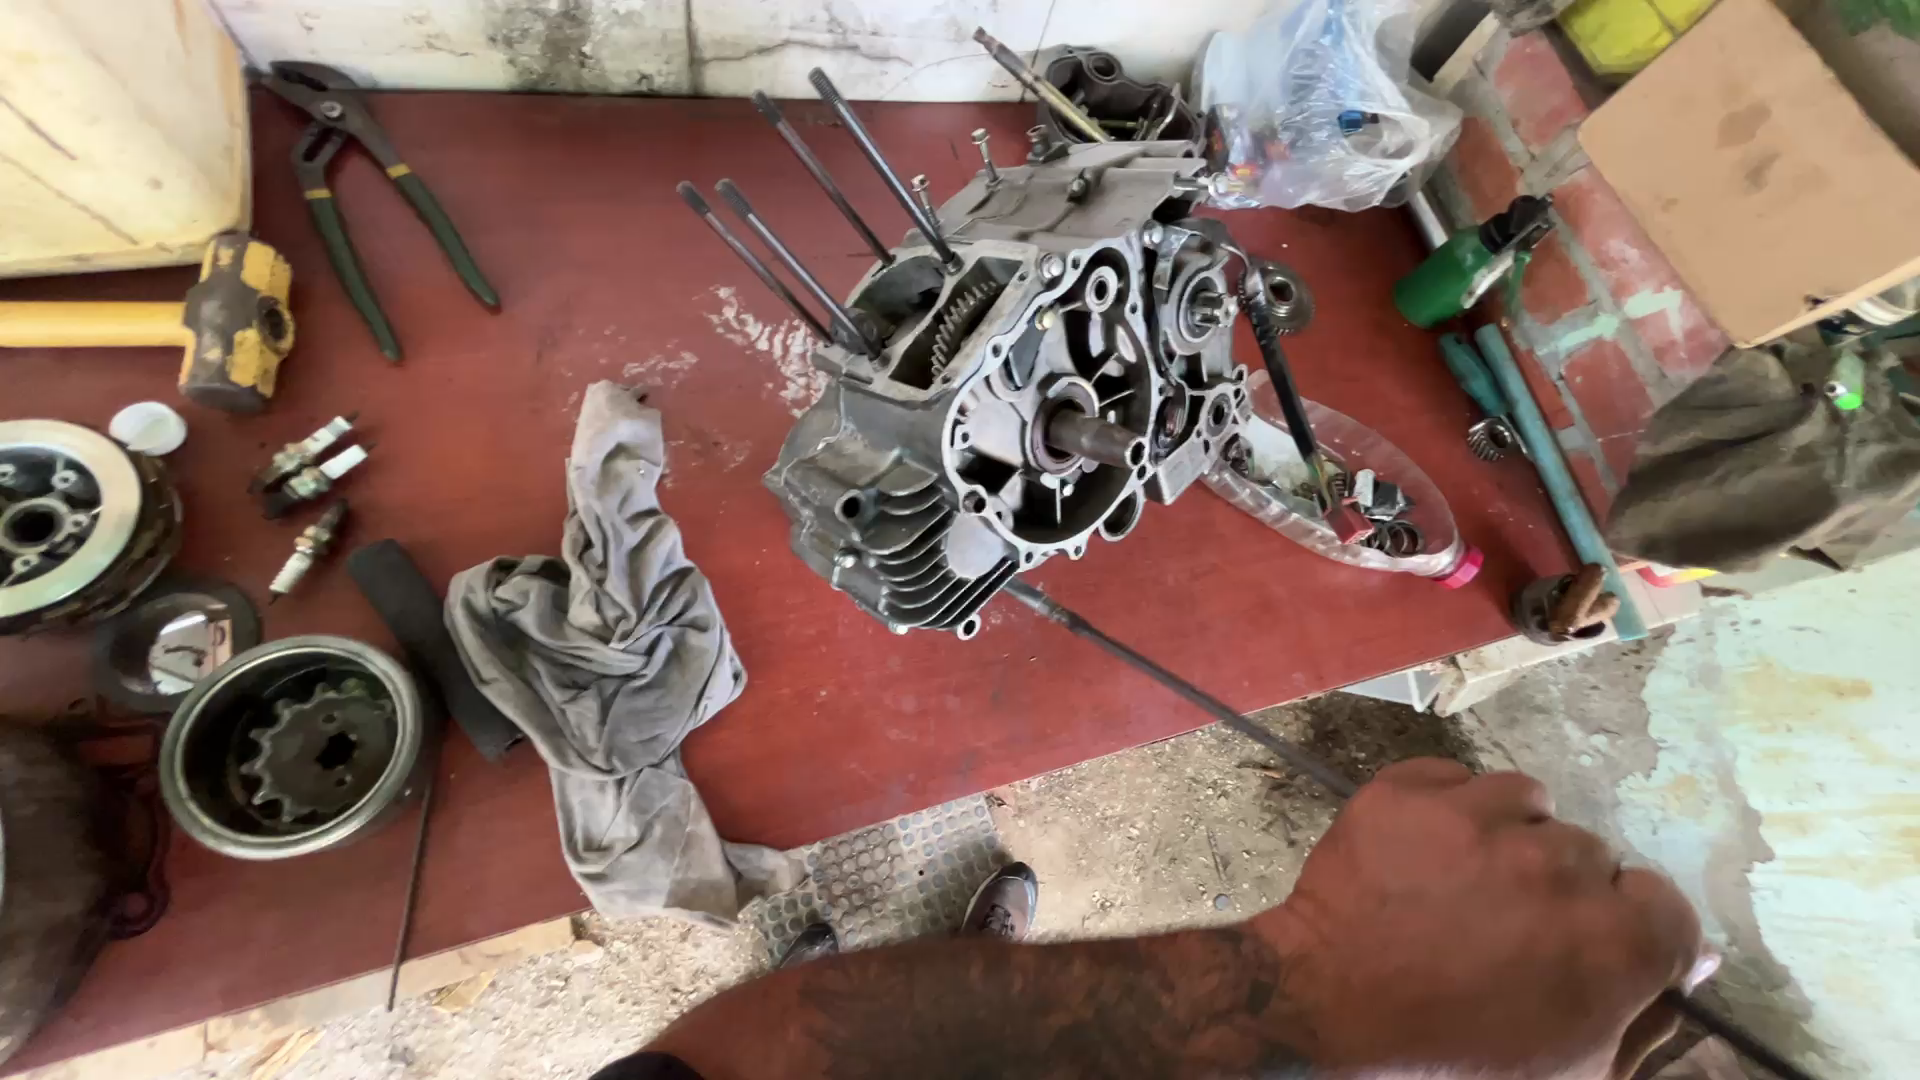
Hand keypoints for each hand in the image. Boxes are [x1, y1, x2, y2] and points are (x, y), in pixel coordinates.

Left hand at [1257, 759, 1707, 1078]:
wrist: (1334, 997)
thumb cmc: (1456, 1048)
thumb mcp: (1575, 1064)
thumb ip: (1643, 1011)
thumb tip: (1685, 955)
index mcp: (1612, 936)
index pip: (1661, 900)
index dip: (1625, 918)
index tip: (1586, 929)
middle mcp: (1551, 862)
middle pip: (1583, 849)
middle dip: (1557, 878)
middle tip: (1507, 908)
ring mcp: (1469, 815)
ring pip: (1520, 797)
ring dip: (1506, 826)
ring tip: (1468, 864)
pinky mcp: (1402, 789)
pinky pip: (1449, 774)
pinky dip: (1444, 798)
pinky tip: (1425, 838)